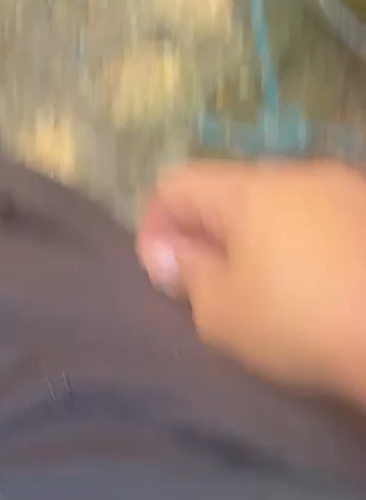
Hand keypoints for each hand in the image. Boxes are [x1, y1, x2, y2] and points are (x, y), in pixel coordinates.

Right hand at [137, 160, 365, 404]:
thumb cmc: (298, 321)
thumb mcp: (214, 306)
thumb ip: (184, 268)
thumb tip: (172, 251)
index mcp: (253, 193)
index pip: (173, 185)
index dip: (154, 224)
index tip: (162, 266)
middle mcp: (306, 177)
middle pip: (226, 190)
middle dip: (203, 230)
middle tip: (201, 278)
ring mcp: (353, 191)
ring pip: (274, 203)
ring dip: (249, 236)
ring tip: (253, 281)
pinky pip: (315, 215)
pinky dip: (293, 240)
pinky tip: (303, 280)